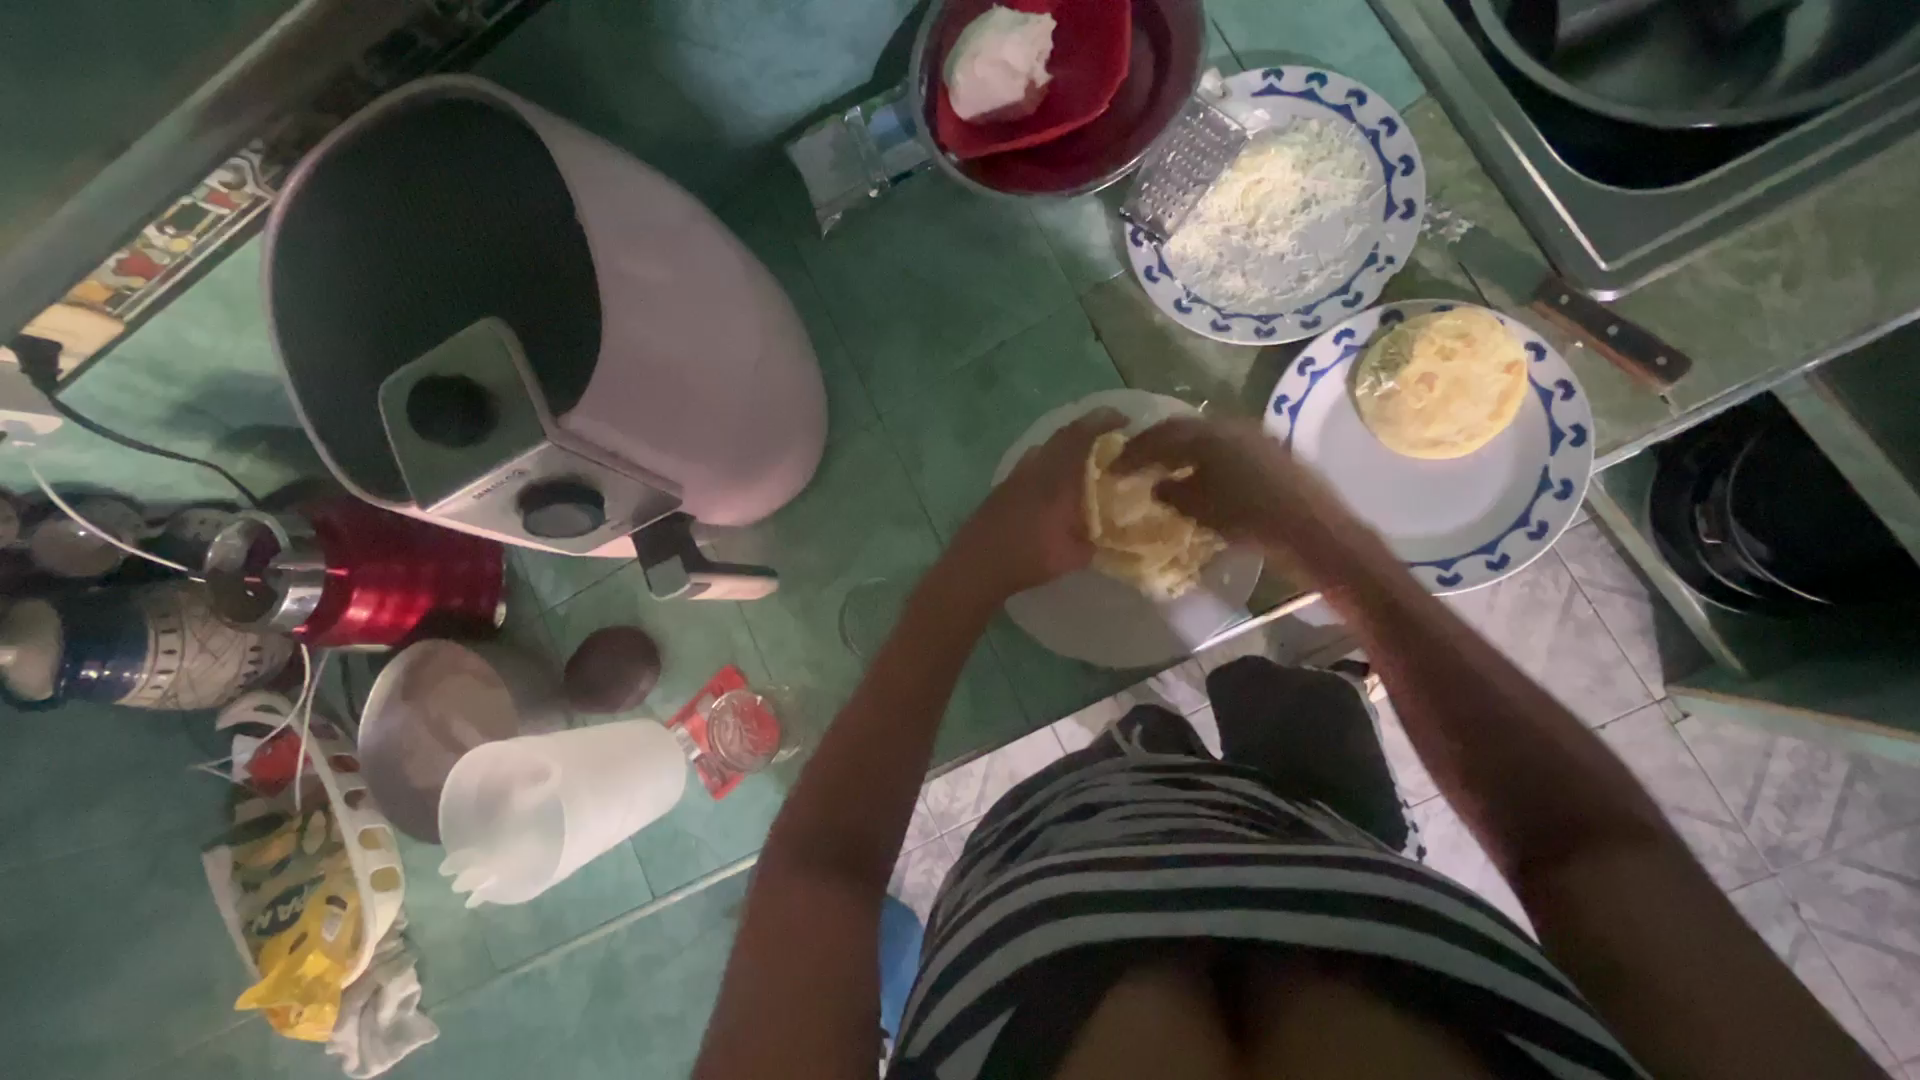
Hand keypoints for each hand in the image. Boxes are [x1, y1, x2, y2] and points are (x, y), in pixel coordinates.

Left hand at [948, 408, 1126, 597]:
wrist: (976, 566)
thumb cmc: (1027, 560)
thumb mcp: (1073, 556)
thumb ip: (1094, 541)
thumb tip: (1109, 535)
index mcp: (1056, 480)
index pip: (1080, 436)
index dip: (1102, 421)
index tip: (1123, 419)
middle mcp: (1035, 469)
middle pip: (1062, 435)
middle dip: (1088, 429)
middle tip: (1109, 434)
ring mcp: (1015, 476)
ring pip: (1045, 449)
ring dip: (1066, 446)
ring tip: (1084, 460)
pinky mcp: (1002, 488)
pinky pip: (1032, 464)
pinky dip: (1049, 463)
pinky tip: (1054, 484)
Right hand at [1112, 417, 1367, 569]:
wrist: (1314, 531)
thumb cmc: (1252, 521)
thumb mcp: (1202, 511)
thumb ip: (1173, 494)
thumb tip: (1158, 486)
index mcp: (1208, 435)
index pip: (1160, 436)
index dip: (1134, 453)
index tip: (1114, 467)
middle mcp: (1230, 425)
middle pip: (1183, 429)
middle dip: (1157, 445)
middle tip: (1135, 462)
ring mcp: (1254, 434)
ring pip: (1206, 436)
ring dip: (1183, 450)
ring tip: (1164, 469)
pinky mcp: (1270, 449)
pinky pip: (1226, 446)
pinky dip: (1205, 457)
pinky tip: (1200, 475)